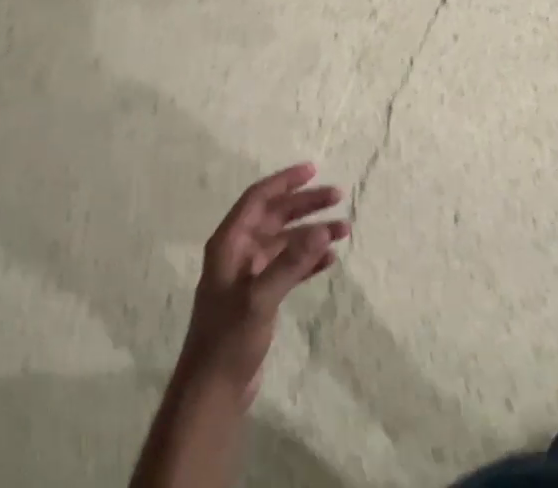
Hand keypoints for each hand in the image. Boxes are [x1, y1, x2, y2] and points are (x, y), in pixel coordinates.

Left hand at [178, 163, 349, 402]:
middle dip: (305, 205)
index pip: (257, 199)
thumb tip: (323, 230)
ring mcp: (249, 274)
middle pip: (274, 216)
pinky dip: (308, 260)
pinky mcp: (261, 295)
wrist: (213, 386)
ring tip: (344, 229)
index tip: (313, 170)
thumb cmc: (229, 337)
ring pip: (285, 242)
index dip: (284, 182)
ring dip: (311, 233)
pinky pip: (288, 267)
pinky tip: (330, 259)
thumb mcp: (260, 298)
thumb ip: (291, 263)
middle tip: (338, 197)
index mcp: (229, 244)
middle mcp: (238, 252)